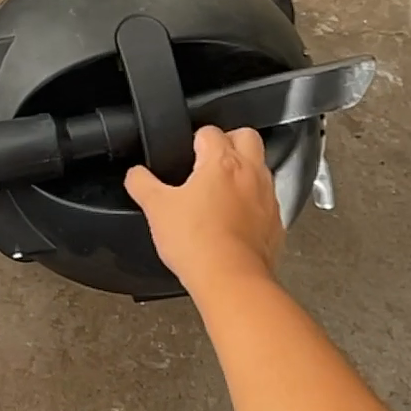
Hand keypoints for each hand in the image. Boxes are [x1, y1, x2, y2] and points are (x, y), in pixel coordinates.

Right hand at [124, 126, 284, 292]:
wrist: (231, 280)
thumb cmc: (199, 242)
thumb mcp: (155, 207)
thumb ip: (141, 183)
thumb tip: (135, 174)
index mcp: (221, 162)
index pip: (210, 131)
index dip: (194, 137)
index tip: (184, 150)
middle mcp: (250, 174)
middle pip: (247, 136)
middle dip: (229, 140)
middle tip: (210, 157)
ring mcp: (267, 198)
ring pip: (261, 167)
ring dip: (243, 170)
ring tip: (220, 188)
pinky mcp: (275, 223)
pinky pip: (266, 201)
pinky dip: (252, 202)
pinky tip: (232, 218)